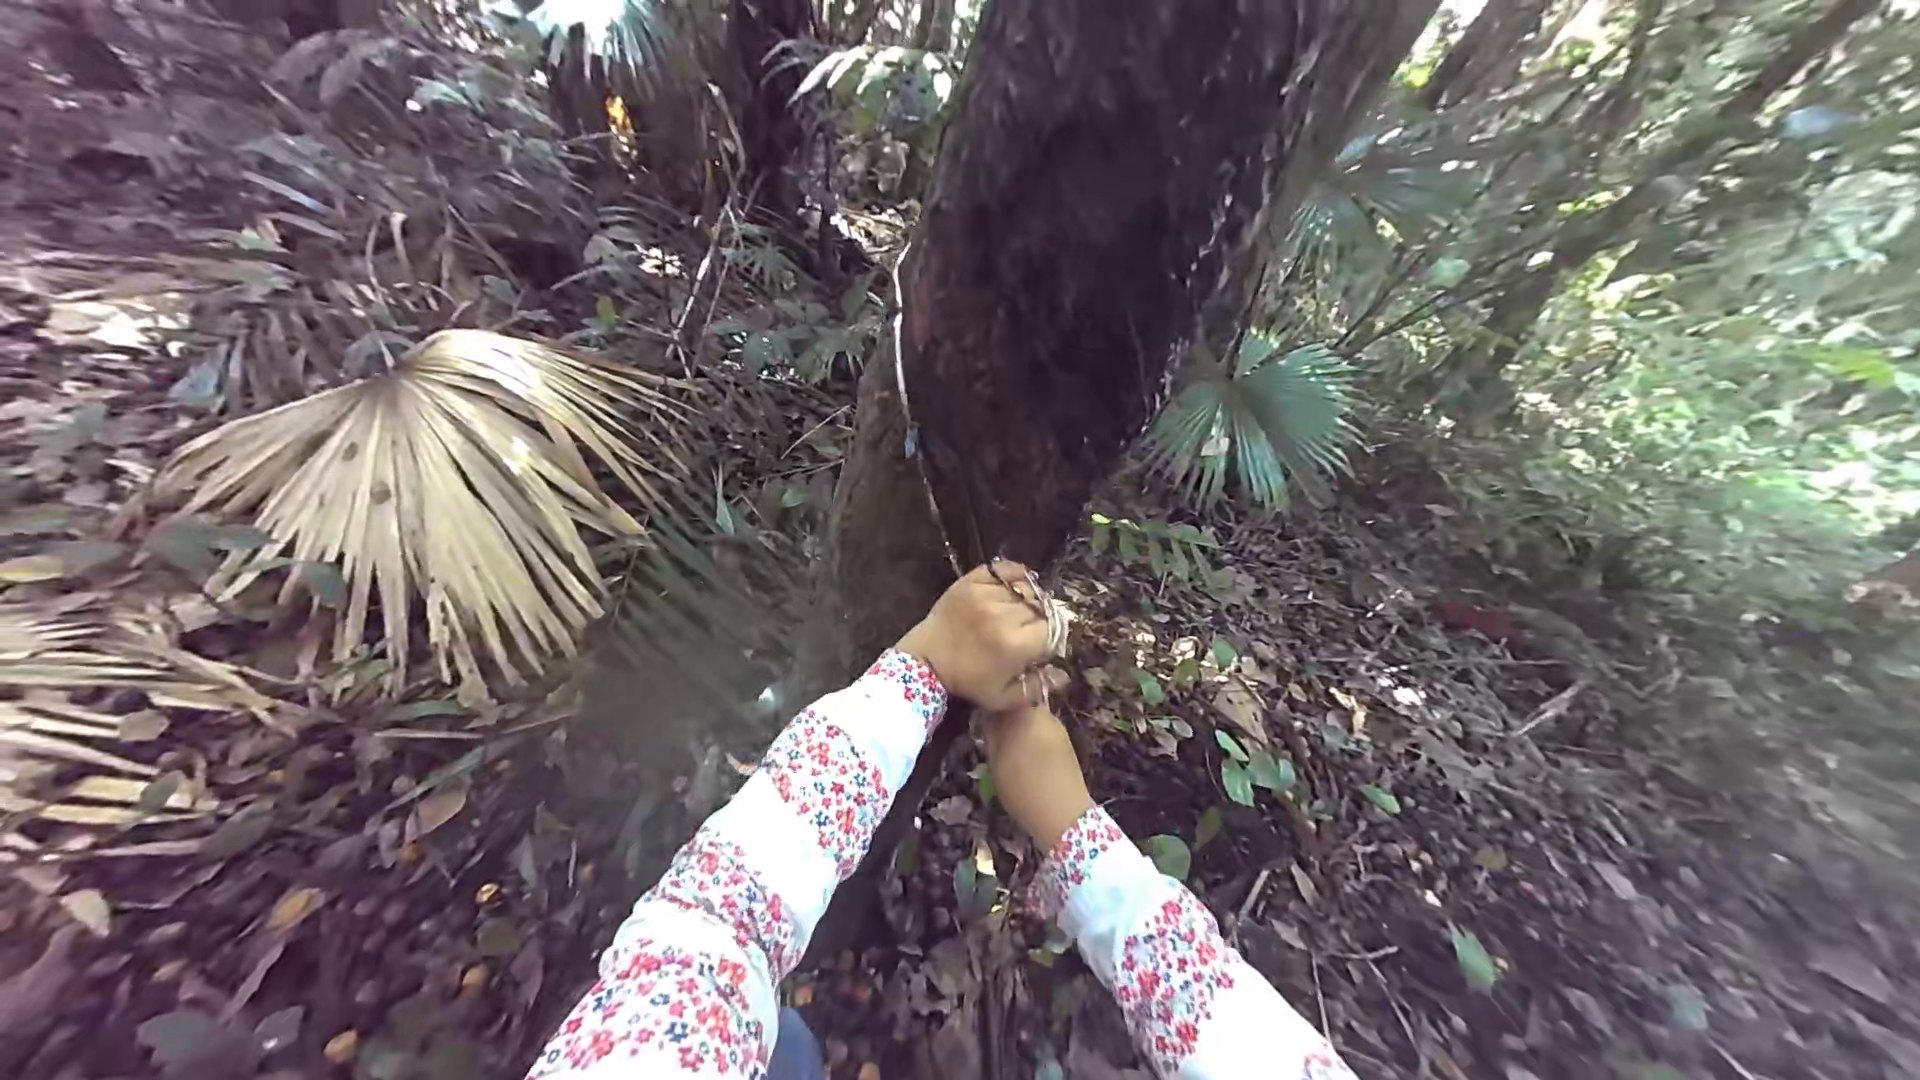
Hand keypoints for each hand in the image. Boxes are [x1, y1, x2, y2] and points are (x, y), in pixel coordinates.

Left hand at [895, 561, 1065, 710]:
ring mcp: (986, 593)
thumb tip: (1064, 674)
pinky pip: (1004, 570)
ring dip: (1027, 600)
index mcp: (1014, 645)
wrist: (927, 660)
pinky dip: (1015, 576)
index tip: (1042, 644)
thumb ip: (1037, 688)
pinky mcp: (972, 580)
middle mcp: (1003, 615)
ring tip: (1018, 612)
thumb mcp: (1002, 697)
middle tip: (1028, 630)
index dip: (1051, 637)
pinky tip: (1014, 587)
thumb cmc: (968, 681)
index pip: (1052, 629)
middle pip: (1040, 608)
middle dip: (1039, 619)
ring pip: (1025, 589)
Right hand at [980, 702, 1093, 851]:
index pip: (1002, 697)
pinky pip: (1043, 733)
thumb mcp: (995, 760)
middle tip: (994, 738)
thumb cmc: (1021, 786)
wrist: (1062, 812)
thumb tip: (987, 717)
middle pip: (1019, 707)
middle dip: (1007, 718)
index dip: (990, 706)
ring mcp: (1057, 727)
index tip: (981, 721)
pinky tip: (1029, 760)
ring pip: (1032, 721)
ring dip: (1021, 730)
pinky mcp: (1067, 742)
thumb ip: (991, 733)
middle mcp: (1043, 713)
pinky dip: (1034, 741)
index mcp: (1023, 712)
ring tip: (1011, 751)